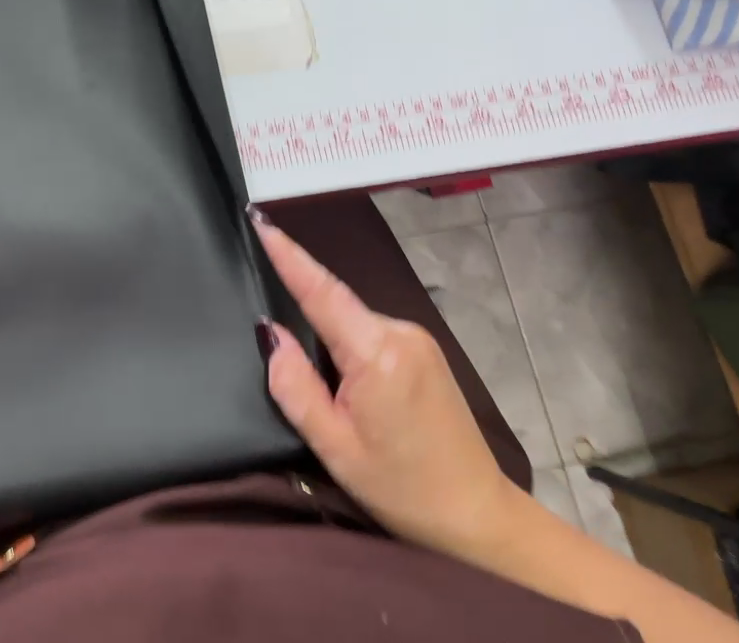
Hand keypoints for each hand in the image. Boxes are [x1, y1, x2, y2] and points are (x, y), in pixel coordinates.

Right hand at [250, 208, 530, 557]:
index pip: (321, 291)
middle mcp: (401, 332)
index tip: (260, 220)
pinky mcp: (425, 351)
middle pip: (334, 307)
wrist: (478, 518)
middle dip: (304, 323)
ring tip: (335, 406)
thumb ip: (293, 384)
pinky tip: (354, 397)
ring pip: (351, 323)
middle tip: (295, 377)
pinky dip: (349, 352)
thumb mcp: (333, 445)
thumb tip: (269, 332)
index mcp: (377, 354)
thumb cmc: (402, 488)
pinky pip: (369, 334)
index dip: (288, 254)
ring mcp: (418, 339)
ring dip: (329, 345)